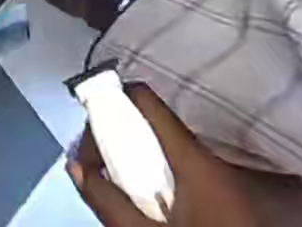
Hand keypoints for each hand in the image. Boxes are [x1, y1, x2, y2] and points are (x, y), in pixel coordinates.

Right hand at [69, 84, 259, 226]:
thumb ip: (109, 201)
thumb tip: (74, 165)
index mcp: (194, 156)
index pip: (144, 97)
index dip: (110, 99)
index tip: (90, 129)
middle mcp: (208, 158)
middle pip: (149, 124)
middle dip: (116, 138)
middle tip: (95, 166)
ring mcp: (221, 180)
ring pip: (162, 149)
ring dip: (133, 160)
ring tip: (113, 186)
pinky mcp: (226, 202)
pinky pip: (178, 171)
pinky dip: (153, 177)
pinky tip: (144, 205)